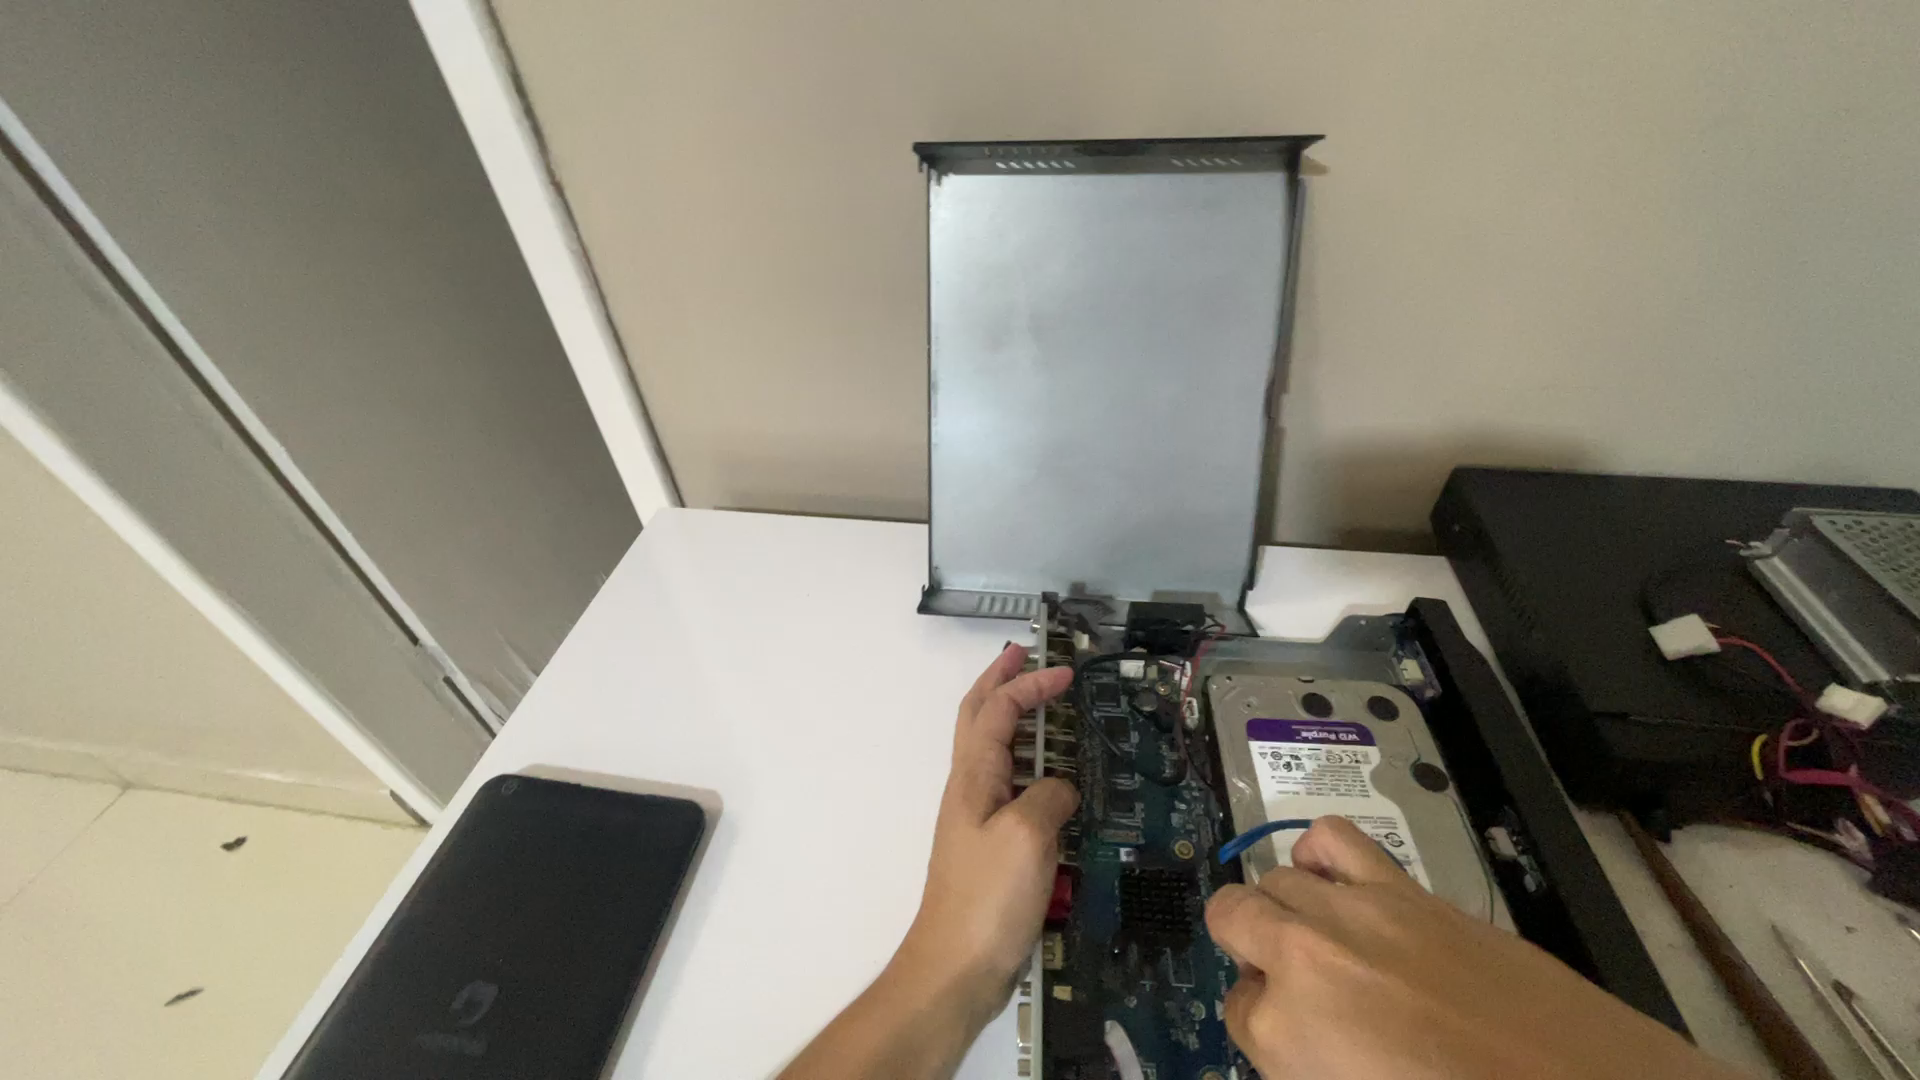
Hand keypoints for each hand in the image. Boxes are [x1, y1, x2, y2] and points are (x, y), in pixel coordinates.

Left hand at [897, 643, 1077, 1017]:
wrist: (955, 966)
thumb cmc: (988, 897)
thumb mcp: (1027, 836)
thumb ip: (1049, 795)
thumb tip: (1060, 787)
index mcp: (973, 776)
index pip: (997, 709)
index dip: (1028, 683)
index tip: (1066, 671)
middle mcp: (970, 786)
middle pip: (979, 717)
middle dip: (1000, 681)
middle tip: (1025, 656)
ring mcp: (978, 815)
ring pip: (994, 749)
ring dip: (1013, 717)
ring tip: (1043, 703)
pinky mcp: (991, 844)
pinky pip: (1011, 785)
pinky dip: (1029, 762)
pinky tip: (1052, 776)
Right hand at [1206, 816, 1746, 1079]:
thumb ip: (1308, 1062)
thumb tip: (1299, 1035)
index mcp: (1285, 1031)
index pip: (1234, 1009)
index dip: (1263, 1030)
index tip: (1297, 1048)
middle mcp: (1300, 954)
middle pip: (1233, 918)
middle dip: (1254, 958)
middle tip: (1303, 999)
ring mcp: (1352, 910)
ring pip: (1274, 879)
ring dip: (1282, 912)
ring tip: (1319, 945)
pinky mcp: (1403, 887)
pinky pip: (1332, 839)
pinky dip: (1319, 856)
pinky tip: (1336, 887)